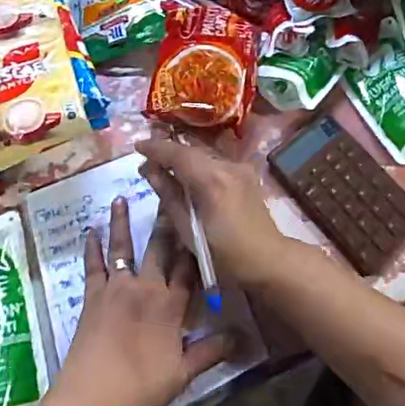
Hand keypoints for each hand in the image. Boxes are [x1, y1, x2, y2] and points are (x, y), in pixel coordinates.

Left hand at [48, 197, 234, 405]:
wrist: (90, 403)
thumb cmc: (140, 390)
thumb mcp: (182, 374)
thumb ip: (211, 351)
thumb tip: (245, 338)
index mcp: (171, 305)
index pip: (189, 267)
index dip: (195, 243)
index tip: (200, 216)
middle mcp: (146, 287)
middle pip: (160, 248)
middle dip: (166, 220)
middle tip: (169, 192)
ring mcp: (117, 289)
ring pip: (123, 248)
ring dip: (122, 222)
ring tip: (120, 197)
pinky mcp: (92, 297)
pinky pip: (93, 266)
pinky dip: (92, 247)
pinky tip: (91, 230)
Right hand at [139, 134, 297, 289]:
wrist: (267, 259)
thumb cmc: (224, 254)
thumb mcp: (188, 229)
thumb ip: (168, 195)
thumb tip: (149, 170)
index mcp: (211, 179)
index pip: (178, 154)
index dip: (155, 148)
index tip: (137, 146)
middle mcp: (227, 165)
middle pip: (192, 150)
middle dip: (168, 151)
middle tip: (146, 158)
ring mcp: (240, 167)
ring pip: (204, 154)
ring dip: (184, 157)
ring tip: (163, 165)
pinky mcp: (246, 173)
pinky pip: (216, 162)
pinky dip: (199, 164)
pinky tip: (188, 174)